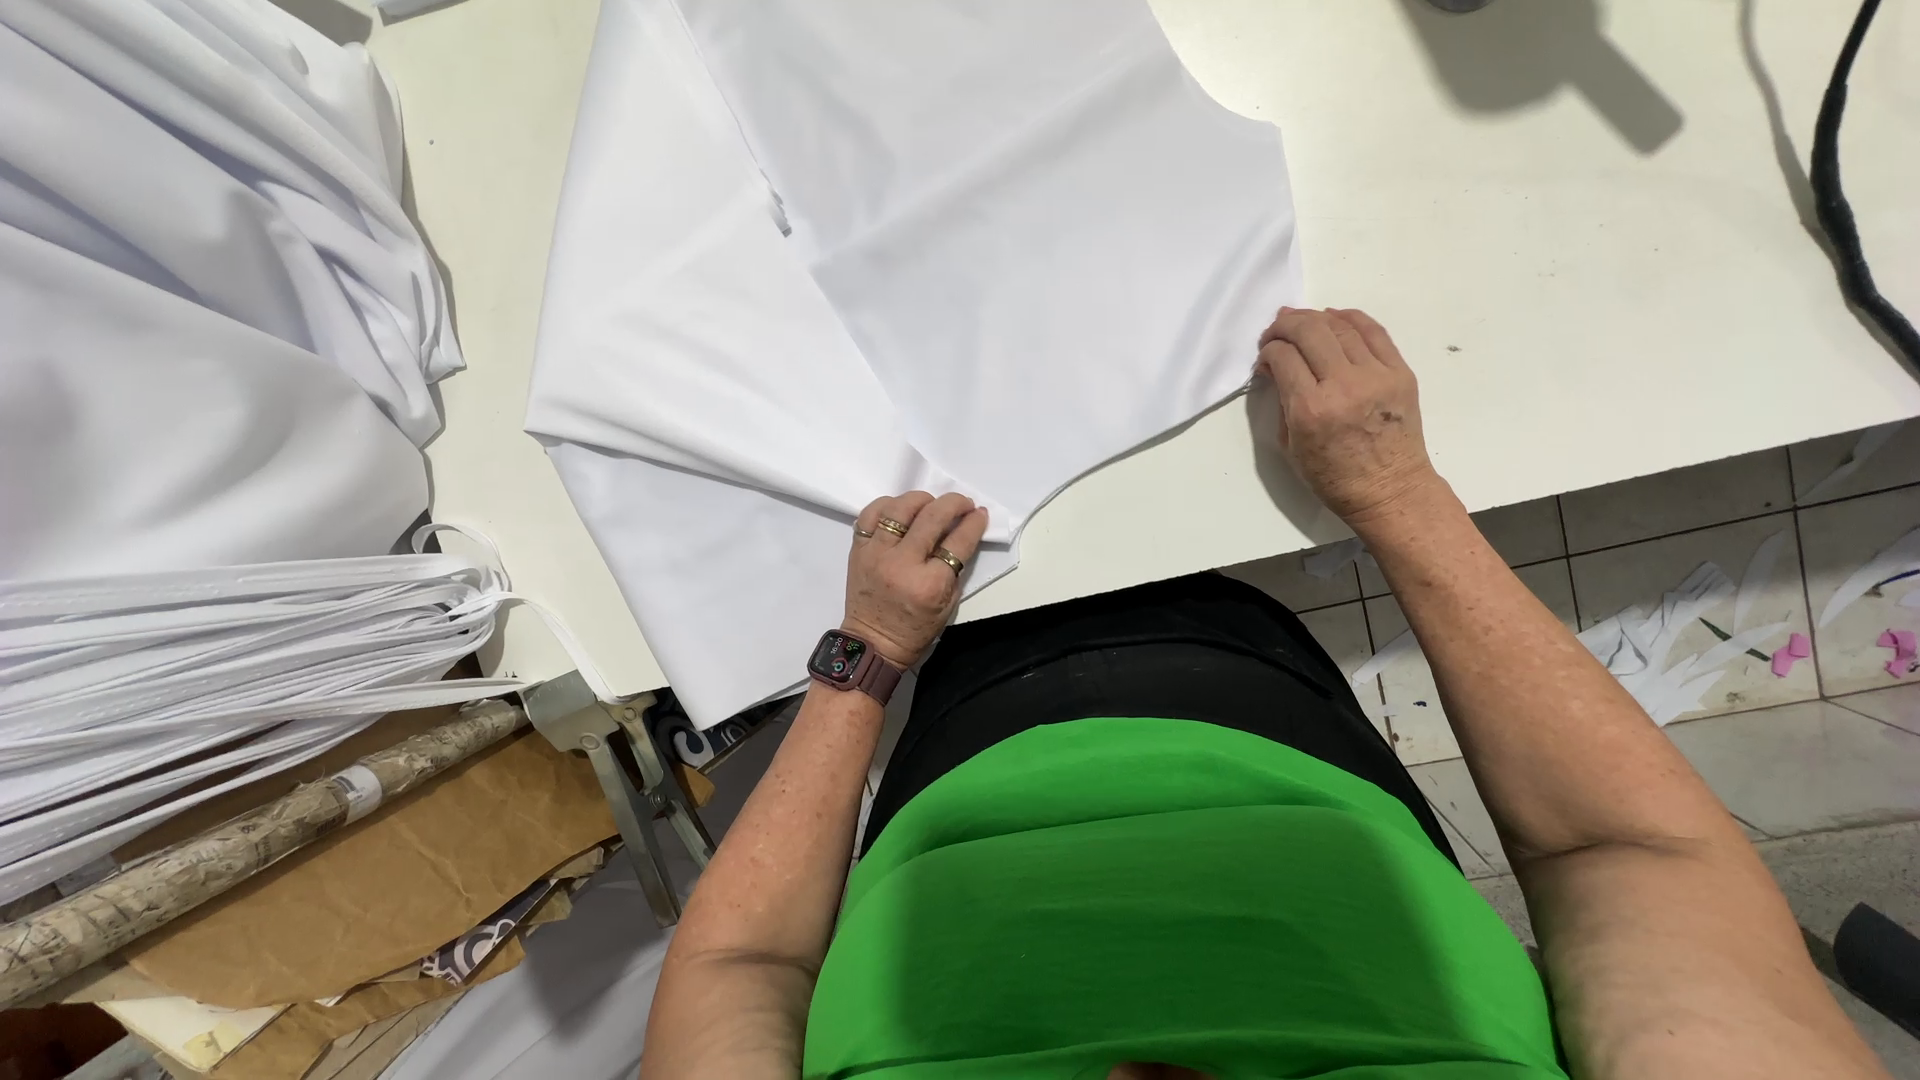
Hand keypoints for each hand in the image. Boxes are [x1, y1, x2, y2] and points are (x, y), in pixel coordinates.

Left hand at [843, 492, 989, 666]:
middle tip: (962, 503)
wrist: (873, 643)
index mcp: (930, 583)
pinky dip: (887, 506)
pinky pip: (870, 515)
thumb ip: (955, 568)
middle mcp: (903, 564)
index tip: (979, 513)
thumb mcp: (949, 604)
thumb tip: (962, 532)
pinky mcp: (858, 550)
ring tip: (930, 504)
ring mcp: (876, 554)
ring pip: (899, 508)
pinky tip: (899, 510)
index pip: (958, 541)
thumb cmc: (916, 629)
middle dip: (954, 503)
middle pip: (932, 517)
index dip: (974, 522)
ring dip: (921, 500)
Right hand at [1257, 307, 1441, 523]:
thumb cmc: (1332, 477)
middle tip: (1275, 331)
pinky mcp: (1399, 372)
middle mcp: (1343, 386)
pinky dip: (1349, 318)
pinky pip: (1373, 331)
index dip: (1268, 351)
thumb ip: (1283, 401)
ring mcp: (1376, 376)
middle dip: (1286, 325)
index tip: (1264, 358)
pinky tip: (1333, 318)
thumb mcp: (1291, 444)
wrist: (1388, 489)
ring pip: (1340, 326)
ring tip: (1300, 321)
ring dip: (1314, 318)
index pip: (1283, 357)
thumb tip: (1277, 367)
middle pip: (1309, 332)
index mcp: (1311, 409)